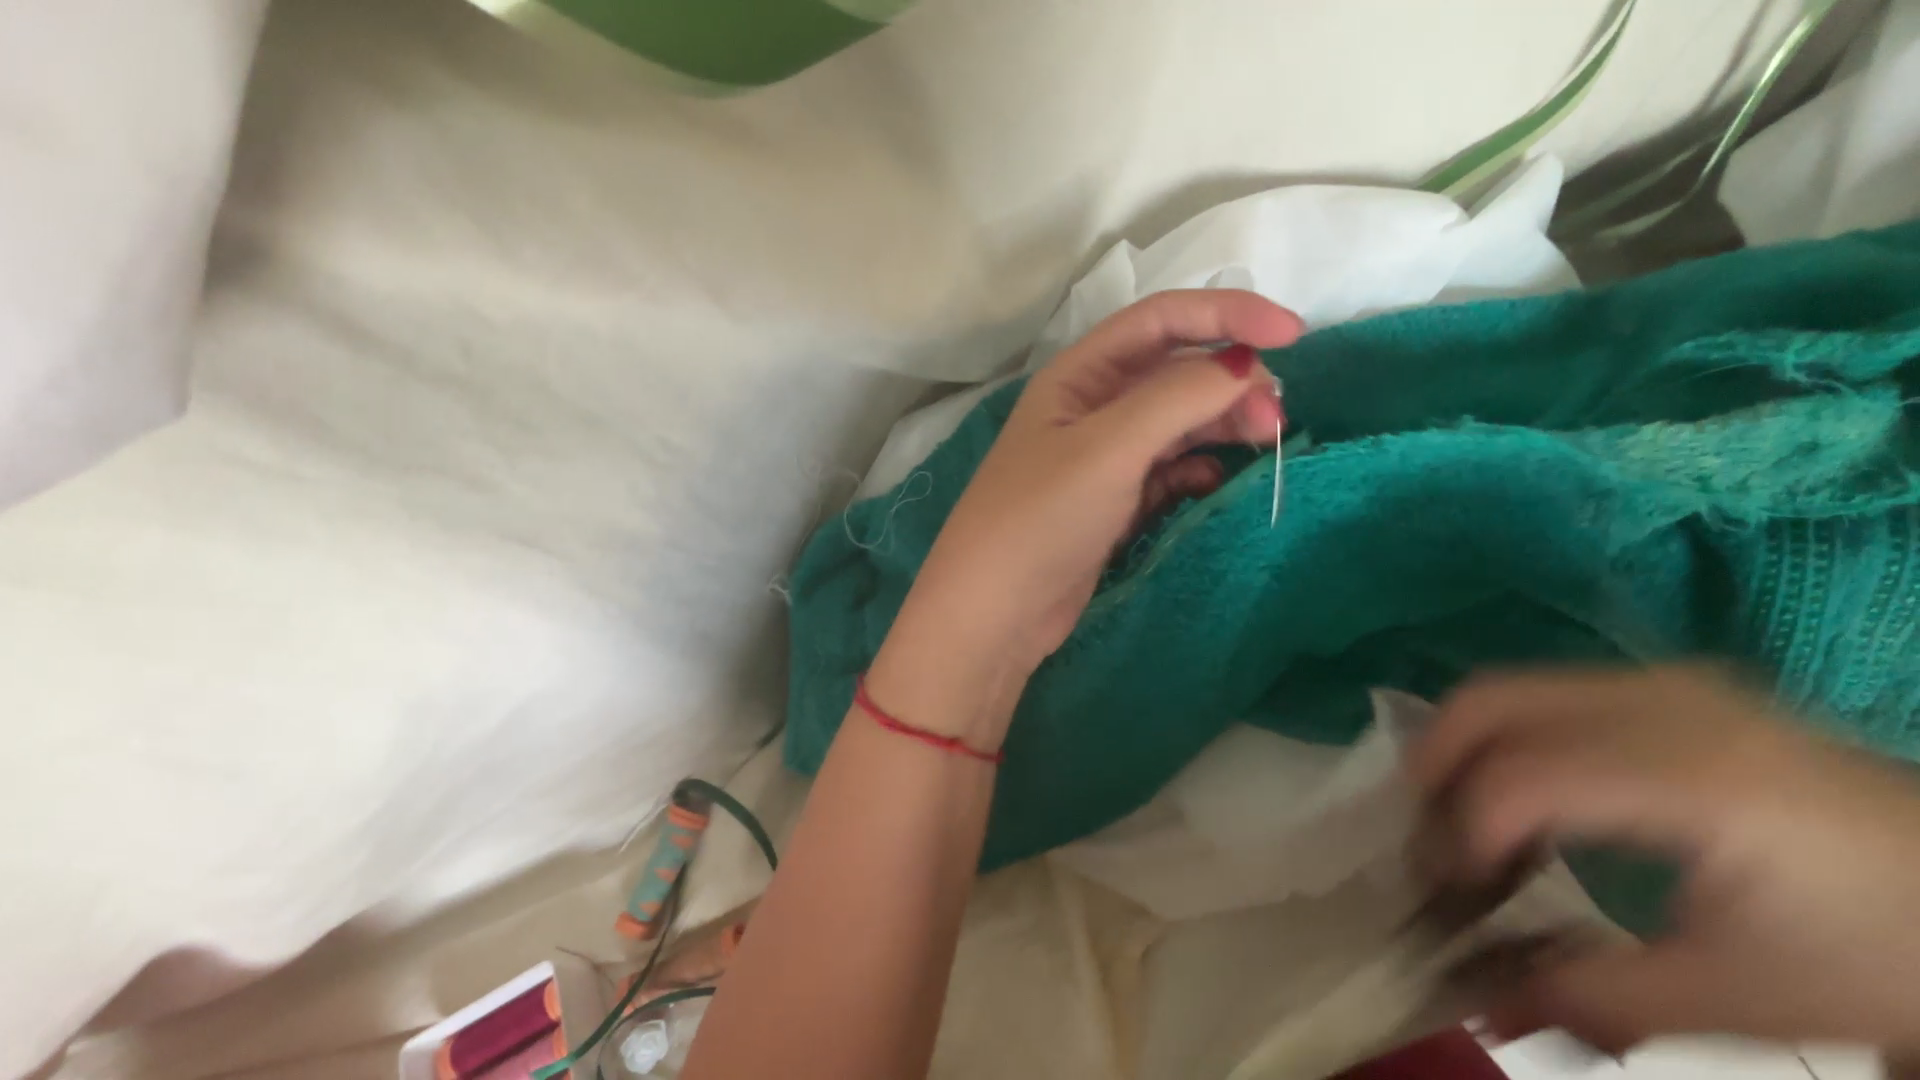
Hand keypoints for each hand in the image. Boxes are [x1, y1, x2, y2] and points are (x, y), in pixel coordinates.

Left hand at [866, 290, 1300, 747]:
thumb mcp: (1109, 447)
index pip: (1162, 320)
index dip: (1228, 315)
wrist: (994, 613)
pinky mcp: (1114, 502)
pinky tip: (1214, 480)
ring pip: (1178, 422)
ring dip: (1224, 423)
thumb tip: (1242, 364)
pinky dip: (1198, 468)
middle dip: (1231, 380)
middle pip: (1176, 371)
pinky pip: (1170, 469)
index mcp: (1080, 373)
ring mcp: (1104, 457)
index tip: (1293, 335)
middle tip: (1276, 416)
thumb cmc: (1042, 517)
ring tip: (1266, 441)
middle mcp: (1092, 406)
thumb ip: (1177, 397)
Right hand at [1410, 666, 1919, 1055]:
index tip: (1443, 896)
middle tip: (1424, 845)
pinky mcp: (1664, 686)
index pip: (1518, 781)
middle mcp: (1664, 704)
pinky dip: (1501, 741)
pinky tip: (1519, 803)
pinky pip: (1540, 696)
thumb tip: (1476, 1004)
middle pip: (1489, 704)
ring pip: (1505, 691)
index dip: (1458, 836)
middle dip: (1432, 771)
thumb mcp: (1739, 999)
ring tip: (1465, 829)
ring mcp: (1664, 682)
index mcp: (1692, 778)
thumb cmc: (1874, 951)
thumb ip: (1592, 997)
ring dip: (1461, 754)